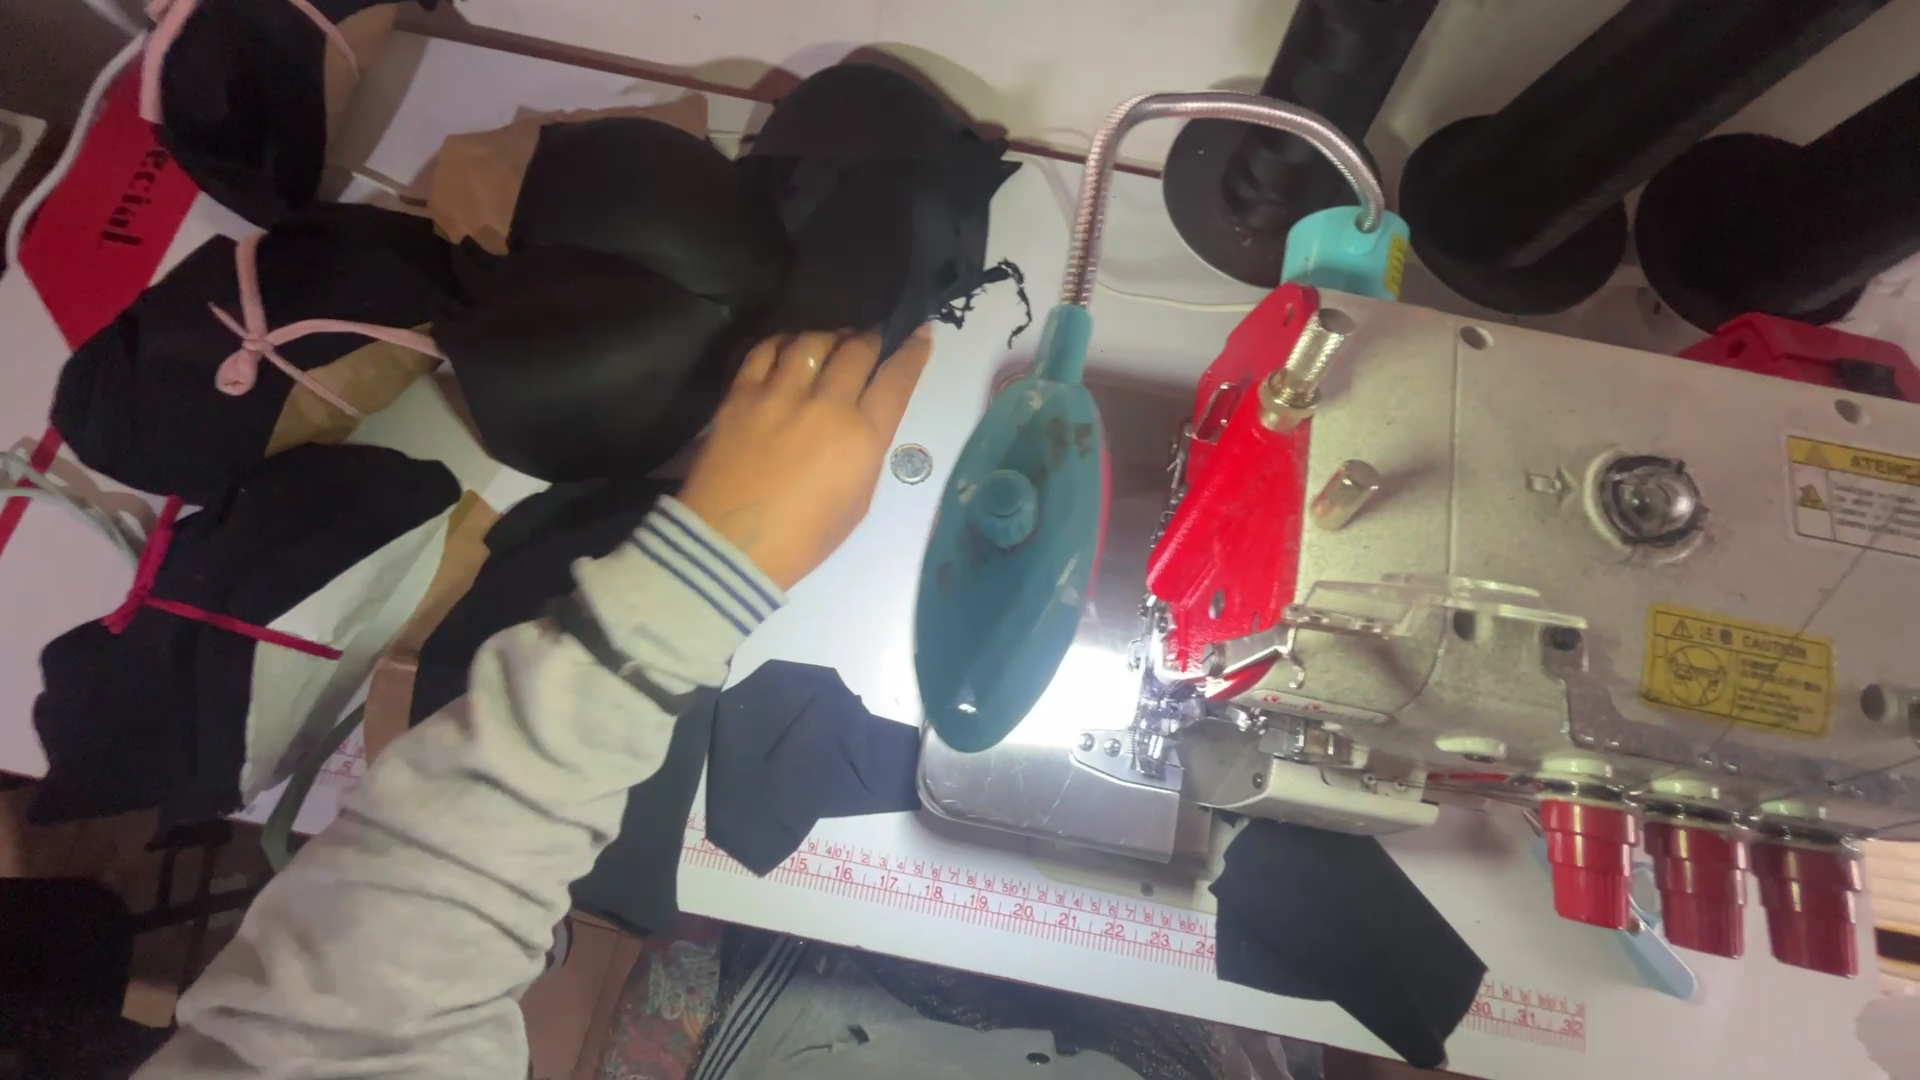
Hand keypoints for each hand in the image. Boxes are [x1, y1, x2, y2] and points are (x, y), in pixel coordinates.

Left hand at [677, 327, 932, 589]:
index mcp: (862, 439)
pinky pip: (766, 350)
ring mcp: (780, 395)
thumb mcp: (858, 501)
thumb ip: (866, 451)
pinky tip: (790, 348)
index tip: (919, 333)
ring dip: (830, 337)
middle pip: (857, 350)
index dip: (912, 351)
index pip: (896, 380)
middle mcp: (826, 406)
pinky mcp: (740, 394)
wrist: (730, 548)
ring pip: (813, 341)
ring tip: (833, 342)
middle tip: (874, 339)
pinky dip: (785, 342)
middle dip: (873, 338)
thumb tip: (863, 419)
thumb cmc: (803, 539)